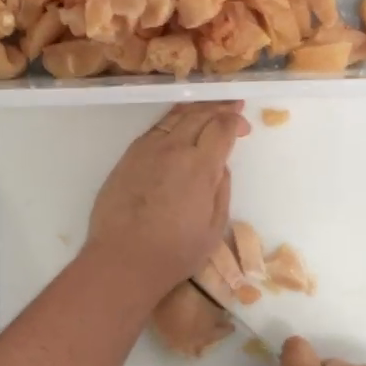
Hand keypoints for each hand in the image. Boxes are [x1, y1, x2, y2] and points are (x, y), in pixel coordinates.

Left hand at [87, 102, 249, 298]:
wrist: (122, 260)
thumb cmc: (174, 252)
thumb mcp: (213, 227)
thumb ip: (221, 190)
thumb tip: (220, 166)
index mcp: (199, 166)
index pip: (221, 128)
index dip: (235, 121)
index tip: (243, 127)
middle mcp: (172, 149)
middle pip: (198, 115)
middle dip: (218, 108)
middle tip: (231, 106)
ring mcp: (145, 151)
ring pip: (173, 118)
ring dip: (194, 110)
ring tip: (207, 108)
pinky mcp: (126, 159)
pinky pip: (153, 131)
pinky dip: (171, 122)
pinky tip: (176, 127)